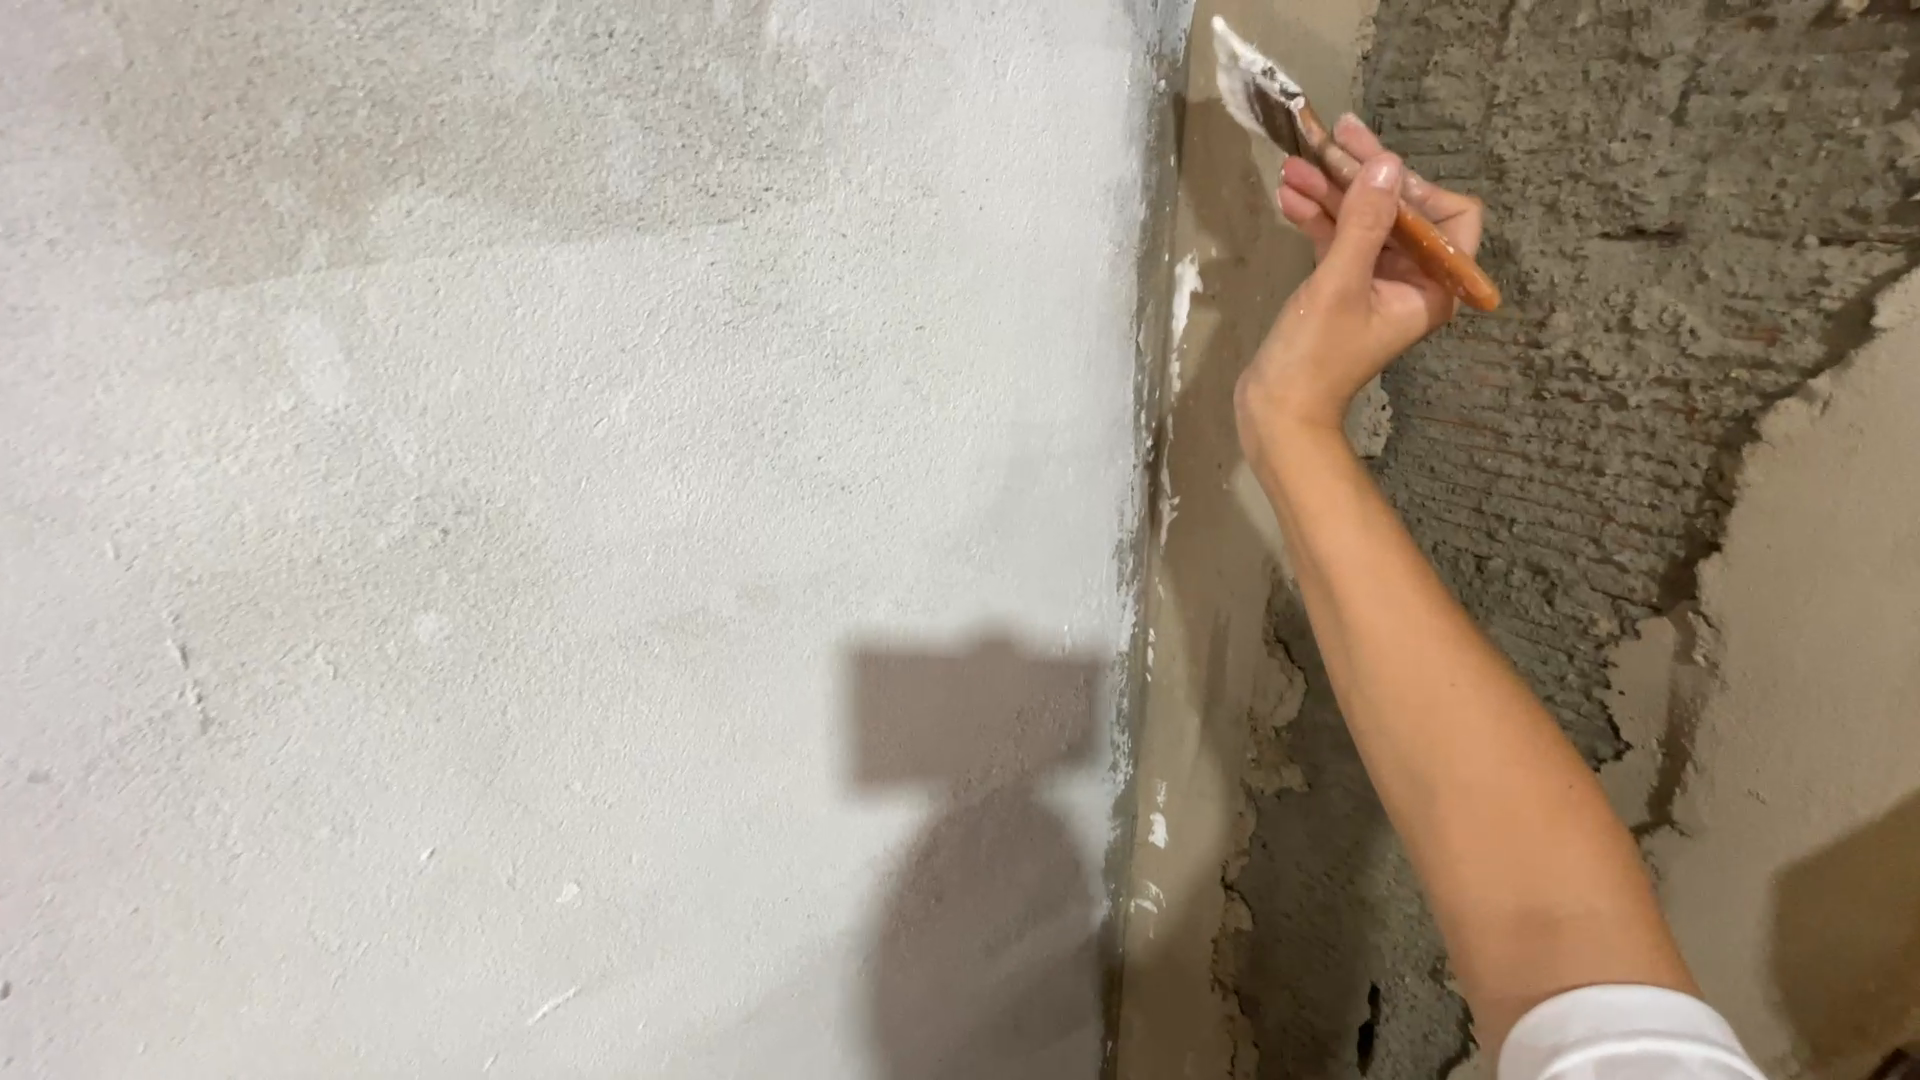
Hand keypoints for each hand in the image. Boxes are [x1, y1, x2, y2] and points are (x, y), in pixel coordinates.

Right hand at [1234, 115, 1483, 458]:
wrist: (1276, 412)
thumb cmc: (1313, 359)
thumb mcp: (1338, 287)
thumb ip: (1363, 224)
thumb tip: (1386, 163)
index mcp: (1431, 287)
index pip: (1449, 216)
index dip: (1415, 187)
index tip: (1373, 167)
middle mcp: (1410, 282)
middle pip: (1398, 212)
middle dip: (1362, 178)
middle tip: (1330, 137)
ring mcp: (1372, 285)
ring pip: (1360, 223)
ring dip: (1328, 194)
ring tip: (1293, 164)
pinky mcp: (1338, 290)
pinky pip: (1335, 243)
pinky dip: (1314, 220)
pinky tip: (1288, 198)